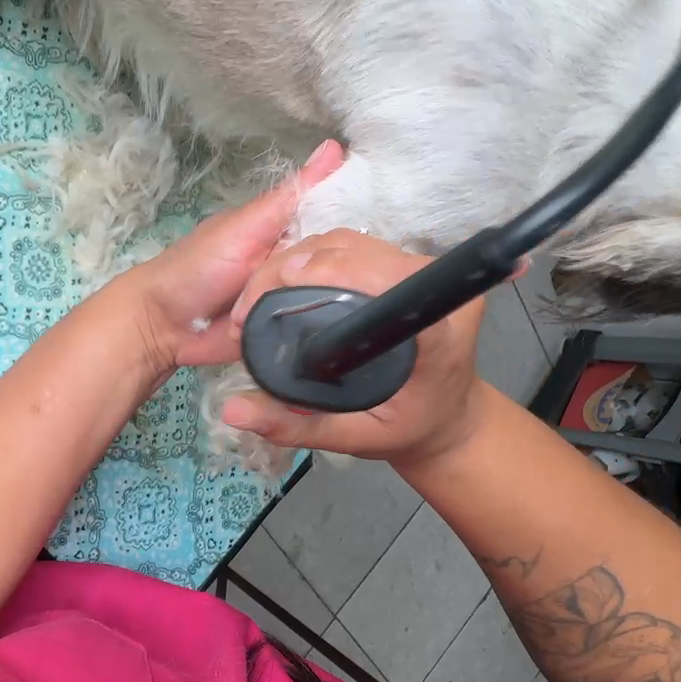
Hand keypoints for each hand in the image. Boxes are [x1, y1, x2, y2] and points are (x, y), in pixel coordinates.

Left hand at [121, 140, 345, 368]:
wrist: (163, 325)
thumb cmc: (196, 267)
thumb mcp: (245, 227)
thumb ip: (288, 197)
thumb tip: (334, 147)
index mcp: (286, 232)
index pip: (338, 226)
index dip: (356, 232)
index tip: (375, 244)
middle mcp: (293, 265)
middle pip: (337, 267)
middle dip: (336, 275)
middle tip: (321, 281)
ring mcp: (288, 302)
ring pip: (326, 302)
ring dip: (320, 305)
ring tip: (311, 307)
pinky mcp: (281, 334)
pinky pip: (307, 334)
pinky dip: (307, 333)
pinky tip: (316, 332)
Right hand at [221, 230, 489, 467]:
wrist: (448, 416)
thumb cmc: (408, 429)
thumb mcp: (352, 438)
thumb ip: (294, 427)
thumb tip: (232, 411)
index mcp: (437, 332)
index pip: (389, 281)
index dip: (336, 272)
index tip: (284, 285)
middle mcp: (432, 290)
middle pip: (355, 251)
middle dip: (289, 269)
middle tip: (245, 312)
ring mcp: (420, 270)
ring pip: (346, 242)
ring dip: (291, 262)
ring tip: (253, 301)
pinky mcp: (402, 263)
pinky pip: (348, 247)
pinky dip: (305, 260)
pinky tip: (278, 288)